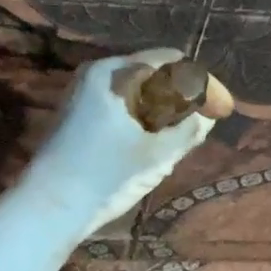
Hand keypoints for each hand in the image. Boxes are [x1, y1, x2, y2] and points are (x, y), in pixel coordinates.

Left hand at [23, 48, 216, 236]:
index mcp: (113, 73)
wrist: (50, 209)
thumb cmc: (104, 177)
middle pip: (152, 77)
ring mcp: (83, 98)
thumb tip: (207, 117)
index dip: (199, 85)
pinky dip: (140, 123)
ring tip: (180, 140)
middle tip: (201, 127)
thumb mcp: (155, 154)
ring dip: (161, 114)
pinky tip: (151, 148)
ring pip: (136, 97)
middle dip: (180, 99)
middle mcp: (96, 76)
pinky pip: (120, 111)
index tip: (220, 110)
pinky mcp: (78, 121)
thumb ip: (187, 131)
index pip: (169, 62)